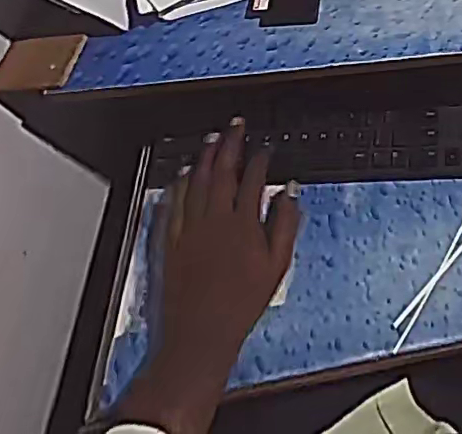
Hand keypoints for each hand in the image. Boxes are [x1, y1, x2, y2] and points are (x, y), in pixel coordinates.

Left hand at [114, 120, 301, 433]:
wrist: (200, 336)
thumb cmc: (241, 305)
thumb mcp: (276, 266)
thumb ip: (285, 224)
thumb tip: (289, 192)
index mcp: (243, 224)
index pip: (253, 178)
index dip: (261, 158)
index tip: (265, 148)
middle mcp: (215, 219)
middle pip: (222, 170)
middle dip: (231, 142)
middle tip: (236, 125)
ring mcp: (191, 227)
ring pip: (197, 180)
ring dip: (205, 156)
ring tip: (212, 138)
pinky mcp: (172, 239)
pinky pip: (174, 201)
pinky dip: (180, 183)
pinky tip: (184, 172)